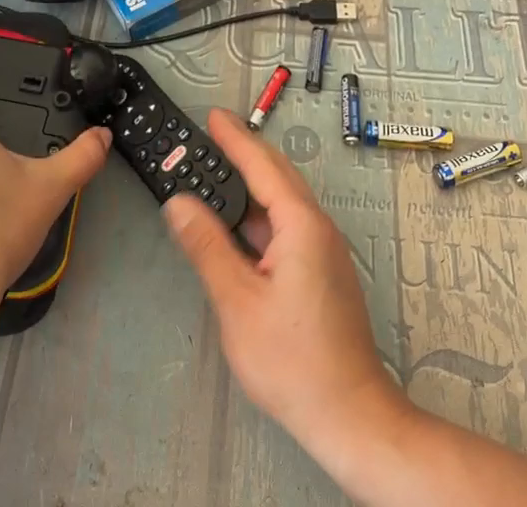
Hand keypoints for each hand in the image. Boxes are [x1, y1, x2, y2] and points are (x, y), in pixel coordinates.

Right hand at [161, 110, 406, 442]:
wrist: (348, 412)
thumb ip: (207, 247)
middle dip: (242, 155)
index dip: (235, 138)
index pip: (263, 166)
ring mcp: (322, 252)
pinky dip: (256, 218)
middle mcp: (317, 230)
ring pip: (280, 205)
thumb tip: (179, 203)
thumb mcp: (236, 301)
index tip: (213, 115)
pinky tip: (234, 227)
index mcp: (301, 225)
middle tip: (207, 137)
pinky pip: (285, 228)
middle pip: (276, 179)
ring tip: (211, 176)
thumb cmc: (291, 359)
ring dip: (248, 188)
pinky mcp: (320, 273)